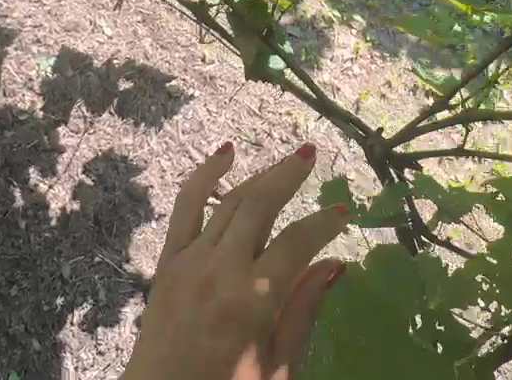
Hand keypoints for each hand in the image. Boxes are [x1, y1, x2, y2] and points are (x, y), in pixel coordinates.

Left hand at [121, 142, 352, 379]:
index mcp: (253, 298)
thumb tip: (335, 265)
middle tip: (311, 154)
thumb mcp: (277, 369)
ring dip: (259, 174)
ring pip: (229, 200)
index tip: (344, 214)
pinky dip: (205, 175)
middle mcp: (221, 267)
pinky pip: (186, 205)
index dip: (323, 225)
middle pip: (260, 205)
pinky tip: (225, 153)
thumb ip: (303, 312)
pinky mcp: (167, 259)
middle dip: (288, 176)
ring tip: (286, 159)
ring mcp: (190, 258)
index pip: (297, 243)